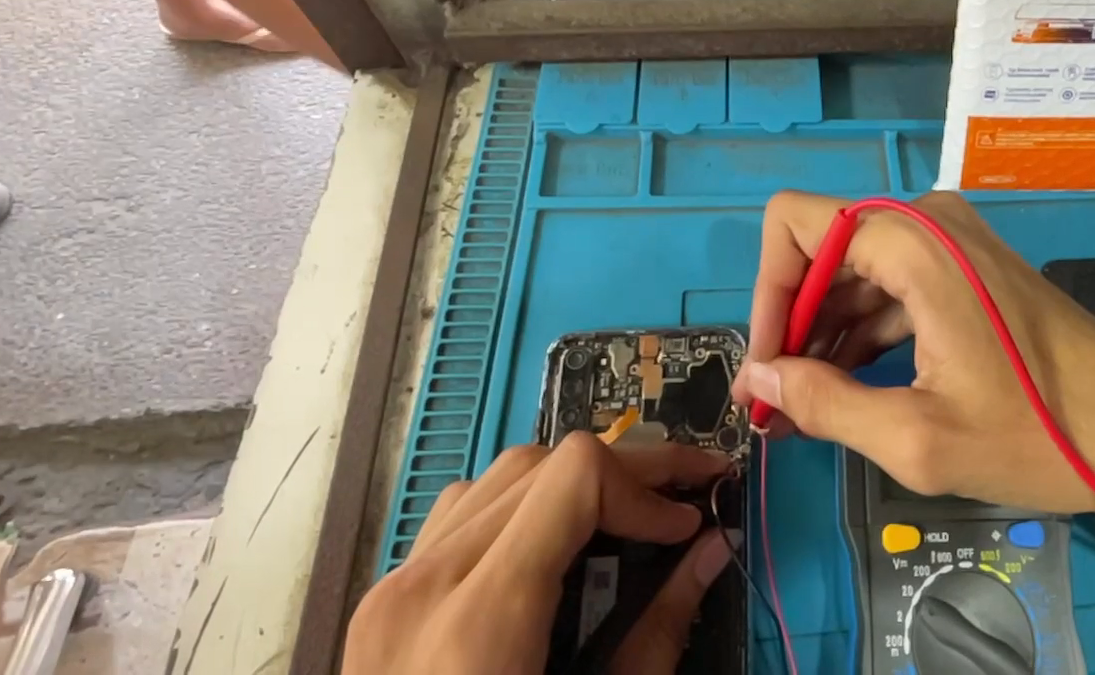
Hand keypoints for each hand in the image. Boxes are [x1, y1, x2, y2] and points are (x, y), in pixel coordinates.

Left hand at [343, 434, 734, 674]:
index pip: (575, 478)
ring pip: (504, 474)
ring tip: (626, 513)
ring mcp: (394, 588)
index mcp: (480, 623)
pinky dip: (520, 502)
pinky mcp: (382, 601)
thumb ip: (659, 632)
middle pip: (546, 463)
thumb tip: (712, 550)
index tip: (686, 526)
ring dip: (576, 481)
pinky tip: (549, 541)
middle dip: (628, 472)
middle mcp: (427, 584)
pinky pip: (462, 510)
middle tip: (684, 496)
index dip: (647, 486)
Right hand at [730, 190, 1094, 511]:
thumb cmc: (1038, 434)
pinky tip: (849, 386)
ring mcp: (952, 243)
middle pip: (822, 249)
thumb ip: (823, 403)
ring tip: (805, 405)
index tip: (767, 366)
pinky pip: (892, 286)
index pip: (795, 227)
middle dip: (792, 321)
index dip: (767, 294)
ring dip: (824, 333)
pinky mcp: (968, 270)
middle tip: (777, 398)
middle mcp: (928, 222)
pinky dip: (863, 332)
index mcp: (913, 241)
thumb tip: (757, 376)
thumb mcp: (918, 437)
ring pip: (855, 272)